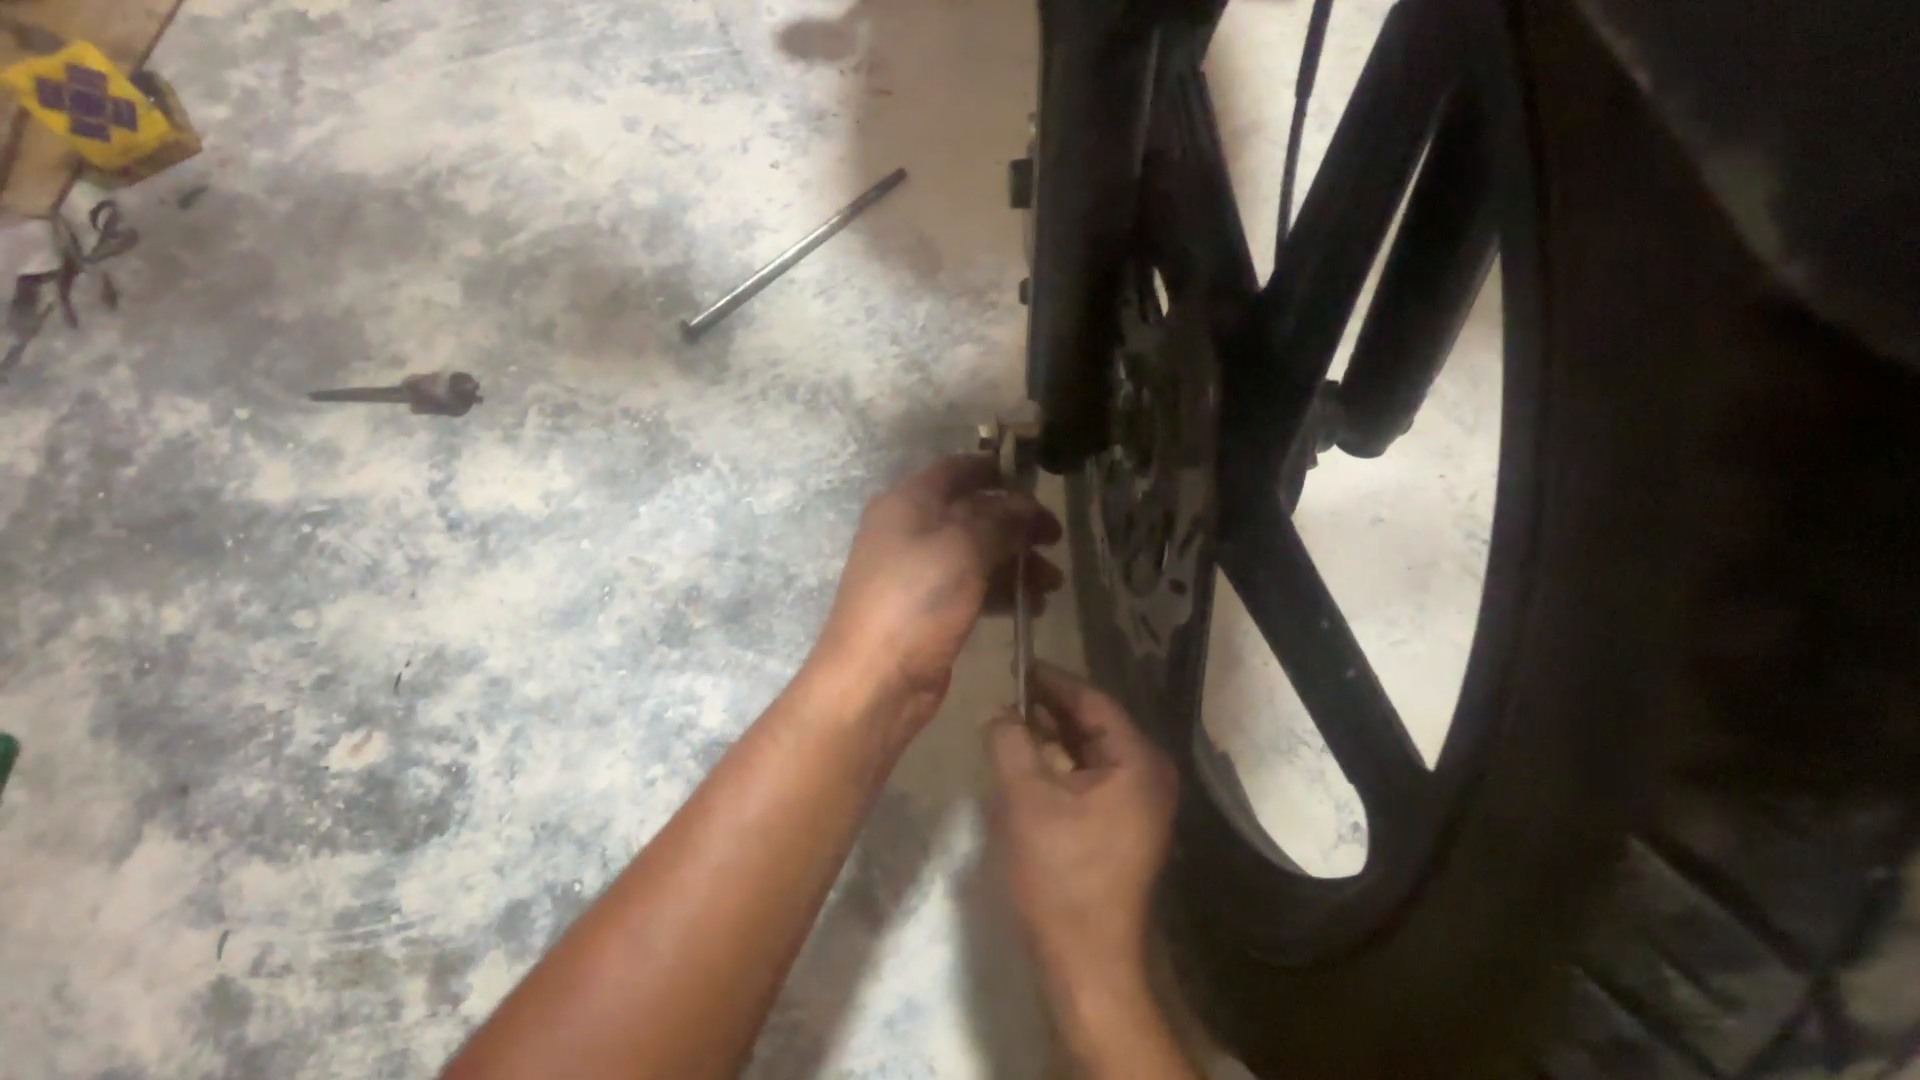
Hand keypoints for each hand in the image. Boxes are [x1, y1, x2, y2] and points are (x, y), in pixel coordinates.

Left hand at [813, 453, 1062, 729]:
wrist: (875, 678)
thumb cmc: (917, 599)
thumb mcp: (963, 547)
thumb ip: (998, 519)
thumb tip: (1025, 504)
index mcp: (908, 502)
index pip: (956, 469)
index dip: (996, 469)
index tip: (1036, 478)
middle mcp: (910, 530)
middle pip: (973, 513)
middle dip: (1017, 524)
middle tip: (1055, 539)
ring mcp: (919, 572)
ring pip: (977, 553)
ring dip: (1016, 563)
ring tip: (1052, 584)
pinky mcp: (929, 609)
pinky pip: (972, 587)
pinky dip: (1001, 591)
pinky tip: (1032, 607)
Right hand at [986, 663, 1178, 997]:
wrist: (1086, 960)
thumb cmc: (1060, 874)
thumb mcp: (1025, 798)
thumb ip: (1010, 742)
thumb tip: (1001, 712)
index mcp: (1137, 761)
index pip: (1093, 700)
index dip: (1052, 680)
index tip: (1016, 665)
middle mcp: (1148, 775)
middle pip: (1094, 724)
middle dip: (1049, 708)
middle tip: (1007, 692)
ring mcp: (1140, 803)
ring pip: (1090, 752)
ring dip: (1052, 736)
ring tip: (1009, 721)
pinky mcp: (1124, 825)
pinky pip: (1090, 778)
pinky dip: (1060, 765)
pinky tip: (1027, 760)